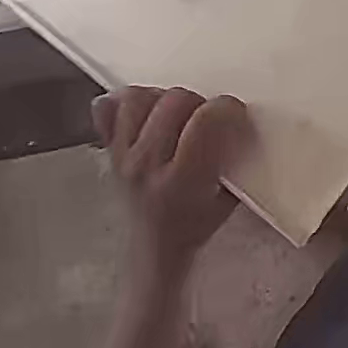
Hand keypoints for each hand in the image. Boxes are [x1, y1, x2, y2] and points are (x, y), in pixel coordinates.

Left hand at [92, 87, 247, 281]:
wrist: (154, 249)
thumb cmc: (194, 226)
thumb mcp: (228, 199)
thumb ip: (233, 159)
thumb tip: (238, 121)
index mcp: (182, 181)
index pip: (206, 121)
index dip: (228, 109)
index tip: (236, 116)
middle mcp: (146, 166)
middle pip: (175, 101)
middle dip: (201, 103)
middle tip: (209, 121)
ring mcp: (122, 157)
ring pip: (140, 98)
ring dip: (165, 99)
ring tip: (178, 115)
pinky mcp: (109, 151)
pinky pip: (110, 108)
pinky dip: (130, 103)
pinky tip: (149, 114)